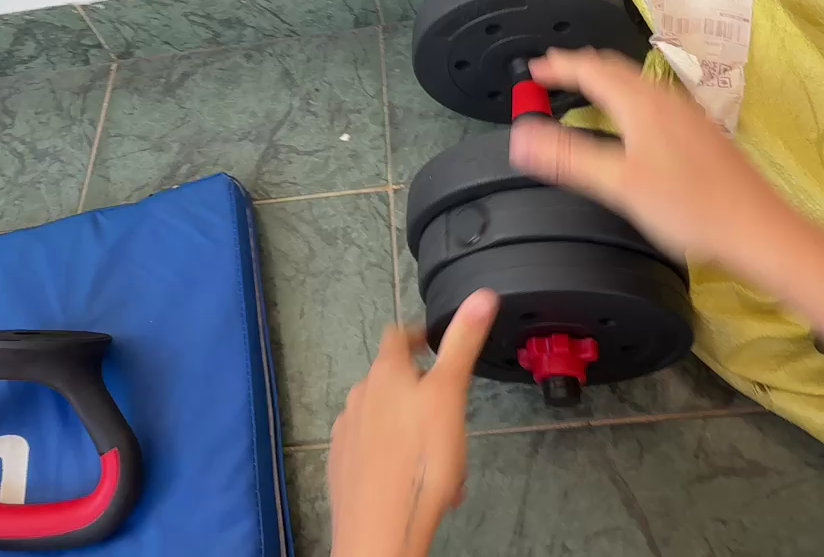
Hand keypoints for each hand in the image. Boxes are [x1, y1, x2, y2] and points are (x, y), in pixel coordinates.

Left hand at [327, 289, 498, 556]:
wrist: (380, 530)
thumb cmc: (421, 458)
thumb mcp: (451, 393)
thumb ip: (464, 342)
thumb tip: (483, 294)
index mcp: (385, 371)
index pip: (397, 334)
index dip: (417, 334)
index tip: (434, 345)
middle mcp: (359, 393)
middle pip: (393, 380)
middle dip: (421, 393)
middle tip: (449, 416)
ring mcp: (346, 431)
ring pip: (384, 419)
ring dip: (409, 429)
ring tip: (439, 459)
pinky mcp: (341, 467)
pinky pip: (371, 452)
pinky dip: (393, 457)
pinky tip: (413, 481)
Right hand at [507, 48, 793, 268]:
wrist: (760, 231)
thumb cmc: (689, 207)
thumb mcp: (618, 184)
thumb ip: (567, 157)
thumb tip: (519, 136)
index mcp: (641, 103)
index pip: (590, 69)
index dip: (558, 66)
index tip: (533, 69)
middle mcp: (664, 98)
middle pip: (615, 68)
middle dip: (580, 65)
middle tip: (552, 71)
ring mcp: (685, 112)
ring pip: (636, 81)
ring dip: (604, 77)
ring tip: (583, 86)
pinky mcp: (698, 130)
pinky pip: (651, 96)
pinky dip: (625, 93)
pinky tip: (629, 117)